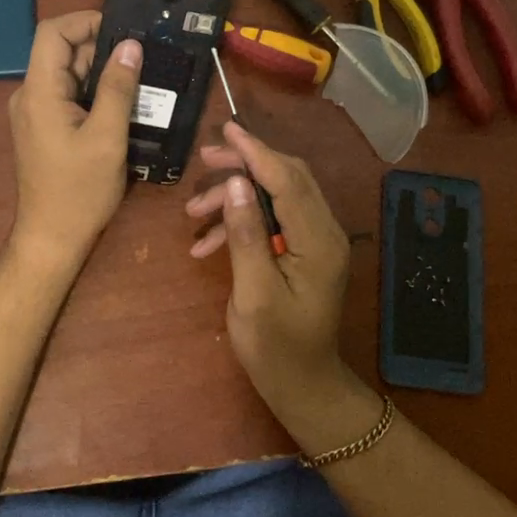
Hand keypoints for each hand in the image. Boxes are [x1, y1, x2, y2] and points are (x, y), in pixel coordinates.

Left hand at [6, 11, 143, 268]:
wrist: (52, 238)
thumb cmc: (80, 190)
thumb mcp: (108, 137)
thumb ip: (118, 88)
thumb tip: (130, 45)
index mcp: (39, 92)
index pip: (52, 33)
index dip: (84, 21)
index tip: (123, 29)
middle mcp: (30, 95)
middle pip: (61, 52)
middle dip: (100, 47)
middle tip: (141, 56)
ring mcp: (34, 112)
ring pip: (67, 74)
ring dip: (100, 71)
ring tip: (139, 78)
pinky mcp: (43, 128)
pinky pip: (67, 95)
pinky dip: (93, 91)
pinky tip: (122, 102)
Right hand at [184, 122, 353, 407]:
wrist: (303, 386)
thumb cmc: (277, 348)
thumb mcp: (254, 293)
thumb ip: (247, 235)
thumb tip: (237, 184)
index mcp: (318, 241)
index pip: (288, 180)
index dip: (255, 152)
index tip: (226, 130)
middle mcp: (324, 232)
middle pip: (286, 178)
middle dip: (243, 166)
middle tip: (203, 162)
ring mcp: (315, 242)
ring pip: (276, 196)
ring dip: (236, 197)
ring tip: (192, 213)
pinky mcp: (304, 252)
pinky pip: (273, 220)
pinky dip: (241, 222)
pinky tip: (206, 244)